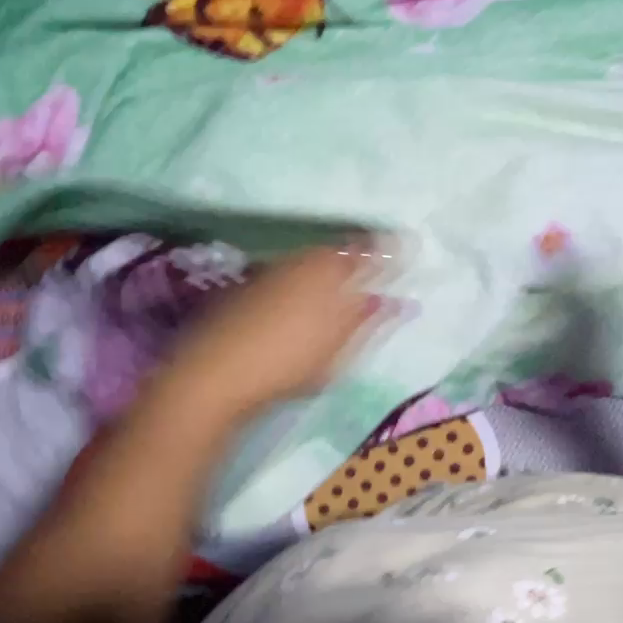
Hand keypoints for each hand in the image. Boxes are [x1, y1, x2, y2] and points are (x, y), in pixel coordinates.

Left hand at [156, 240, 387, 418]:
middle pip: (338, 253)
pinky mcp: (247, 285)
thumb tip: (398, 303)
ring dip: (329, 270)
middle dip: (358, 259)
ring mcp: (272, 270)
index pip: (370, 251)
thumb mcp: (339, 351)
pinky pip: (287, 275)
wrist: (215, 371)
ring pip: (310, 262)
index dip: (390, 252)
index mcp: (332, 271)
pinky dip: (301, 283)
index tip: (407, 253)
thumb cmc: (288, 364)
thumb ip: (370, 321)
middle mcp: (303, 260)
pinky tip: (301, 305)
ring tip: (341, 289)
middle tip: (375, 270)